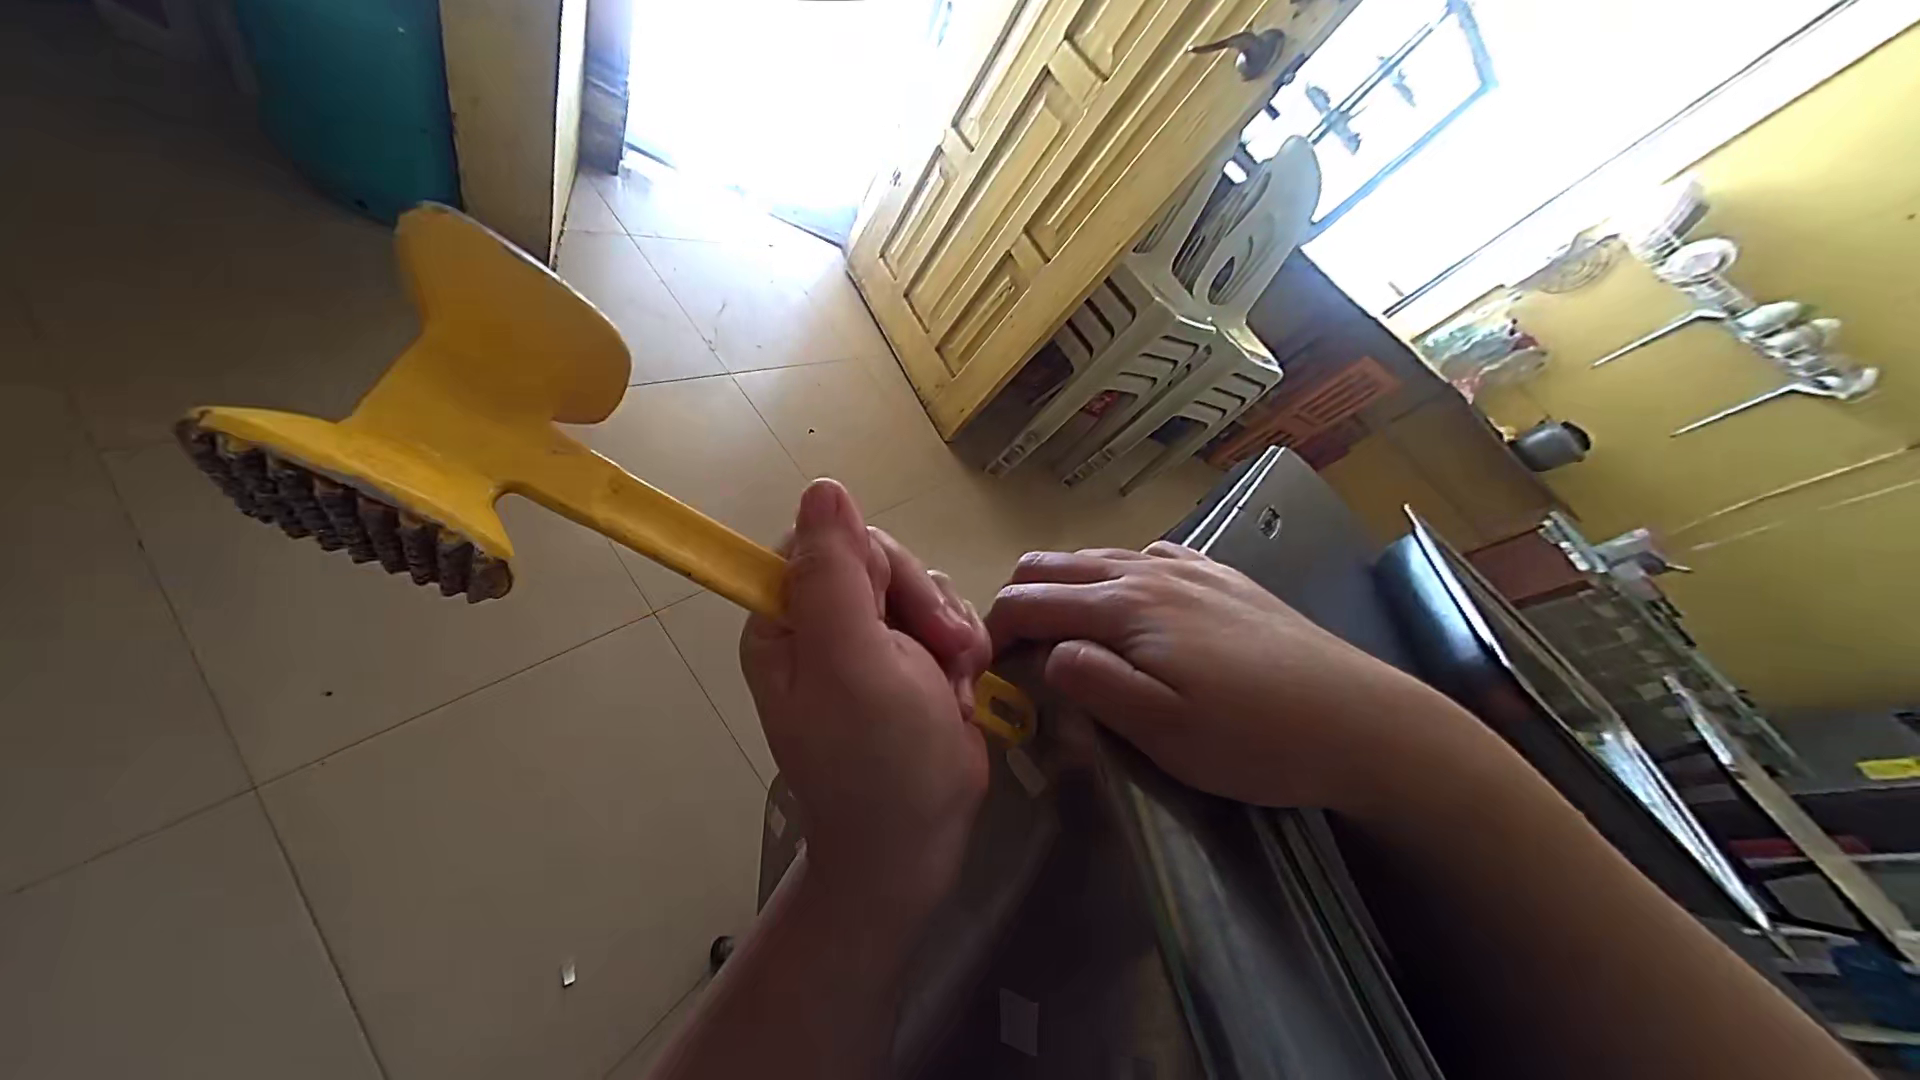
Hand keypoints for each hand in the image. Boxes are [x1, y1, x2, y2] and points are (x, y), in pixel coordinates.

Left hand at [740, 480, 988, 917]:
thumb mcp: (850, 662)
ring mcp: (873, 638)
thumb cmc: (877, 757)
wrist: (918, 838)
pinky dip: (963, 649)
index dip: (872, 561)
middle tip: (941, 649)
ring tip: (951, 682)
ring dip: (949, 630)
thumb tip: (824, 486)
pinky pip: (947, 616)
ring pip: (922, 585)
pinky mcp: (914, 654)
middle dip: (922, 602)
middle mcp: (825, 622)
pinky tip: (960, 690)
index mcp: (789, 619)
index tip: (893, 607)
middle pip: (882, 558)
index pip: (826, 541)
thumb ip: (833, 574)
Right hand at [986, 541, 1474, 814]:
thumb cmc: (1254, 737)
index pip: (1029, 601)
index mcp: (1124, 607)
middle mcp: (1146, 571)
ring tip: (1065, 632)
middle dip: (1019, 601)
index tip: (992, 668)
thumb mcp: (1161, 730)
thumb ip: (1091, 682)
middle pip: (1052, 565)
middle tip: (1019, 652)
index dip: (997, 630)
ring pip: (1094, 556)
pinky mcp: (1217, 573)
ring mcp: (1185, 566)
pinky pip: (1142, 556)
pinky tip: (1129, 605)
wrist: (1363, 720)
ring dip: (1062, 588)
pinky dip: (1111, 575)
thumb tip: (1045, 653)